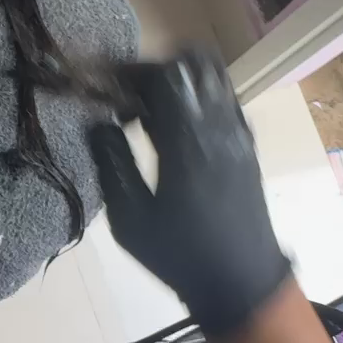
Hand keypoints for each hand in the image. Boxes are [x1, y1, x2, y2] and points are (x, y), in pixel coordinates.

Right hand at [87, 50, 290, 334]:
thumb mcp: (130, 217)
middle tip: (123, 97)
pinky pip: (220, 100)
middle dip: (153, 71)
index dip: (129, 73)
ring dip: (174, 84)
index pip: (163, 76)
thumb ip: (112, 163)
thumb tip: (97, 125)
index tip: (102, 89)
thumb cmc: (178, 253)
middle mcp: (220, 125)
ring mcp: (238, 132)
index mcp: (189, 140)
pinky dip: (191, 101)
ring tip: (142, 114)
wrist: (239, 278)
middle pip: (192, 64)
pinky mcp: (245, 145)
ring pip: (211, 78)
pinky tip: (169, 131)